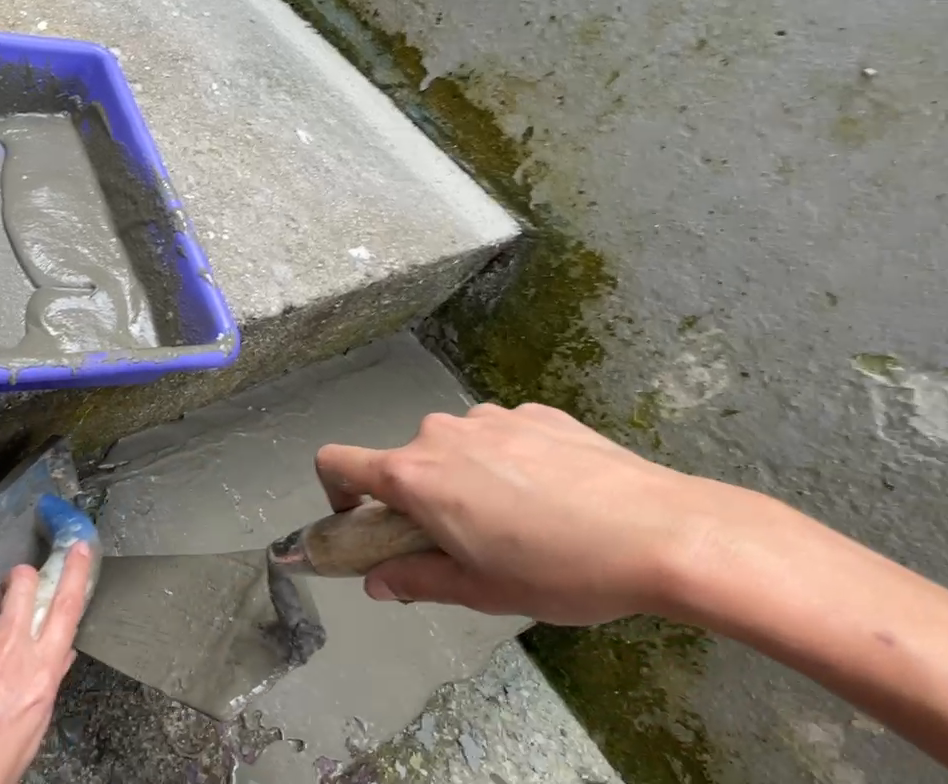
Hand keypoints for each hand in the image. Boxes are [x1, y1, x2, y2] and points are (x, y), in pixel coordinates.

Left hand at [0, 542, 93, 783]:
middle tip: (12, 591)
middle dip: (19, 579)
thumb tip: (61, 649)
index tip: (78, 546)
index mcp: (39, 672)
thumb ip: (46, 679)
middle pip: (21, 585)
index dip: (75, 573)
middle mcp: (8, 650)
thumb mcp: (33, 725)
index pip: (65, 610)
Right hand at [315, 402, 774, 624]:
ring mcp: (489, 418)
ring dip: (467, 475)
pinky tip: (559, 493)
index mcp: (413, 476)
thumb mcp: (481, 591)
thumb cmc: (563, 570)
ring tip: (524, 517)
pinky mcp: (536, 413)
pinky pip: (502, 434)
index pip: (335, 462)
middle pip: (405, 461)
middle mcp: (439, 435)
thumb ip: (415, 580)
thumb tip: (376, 582)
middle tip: (465, 537)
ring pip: (456, 447)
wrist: (668, 533)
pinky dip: (511, 460)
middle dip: (421, 495)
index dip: (335, 490)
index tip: (362, 518)